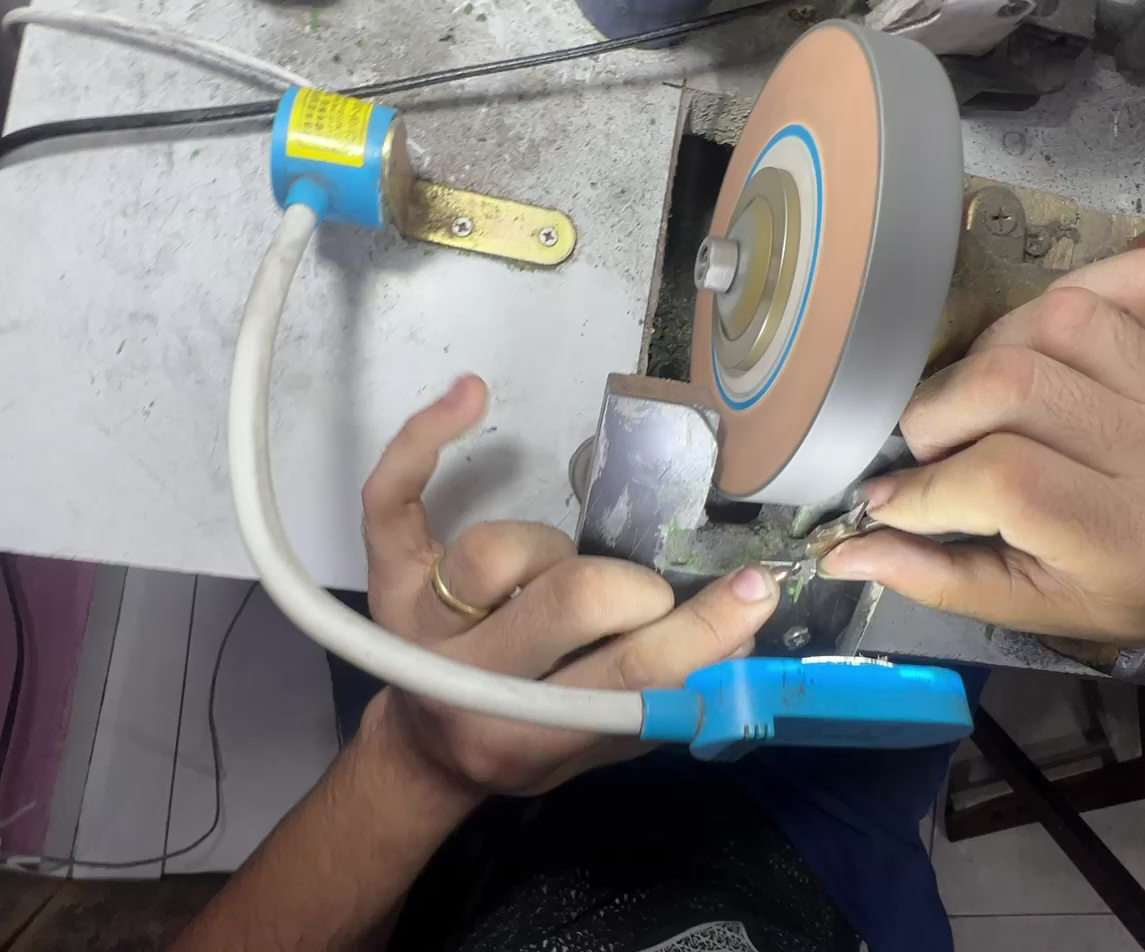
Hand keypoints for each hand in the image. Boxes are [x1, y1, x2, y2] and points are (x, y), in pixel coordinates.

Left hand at [356, 375, 778, 798]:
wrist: (433, 747)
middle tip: (645, 597)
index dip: (697, 632)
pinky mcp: (388, 572)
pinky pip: (394, 495)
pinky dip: (425, 441)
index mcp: (524, 734)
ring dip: (553, 551)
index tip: (756, 589)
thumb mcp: (600, 748)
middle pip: (569, 599)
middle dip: (633, 591)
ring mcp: (416, 619)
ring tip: (559, 572)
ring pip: (500, 548)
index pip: (623, 679)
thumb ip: (669, 701)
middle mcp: (461, 678)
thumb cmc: (528, 742)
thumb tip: (745, 634)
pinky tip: (472, 396)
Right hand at [823, 249, 1144, 654]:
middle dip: (938, 414)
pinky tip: (1047, 341)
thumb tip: (844, 553)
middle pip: (1015, 385)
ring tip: (986, 397)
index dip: (923, 486)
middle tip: (935, 447)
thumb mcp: (1039, 610)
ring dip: (992, 353)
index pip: (1000, 480)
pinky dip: (1072, 292)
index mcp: (1128, 534)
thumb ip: (937, 580)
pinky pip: (1134, 277)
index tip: (891, 500)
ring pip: (1058, 320)